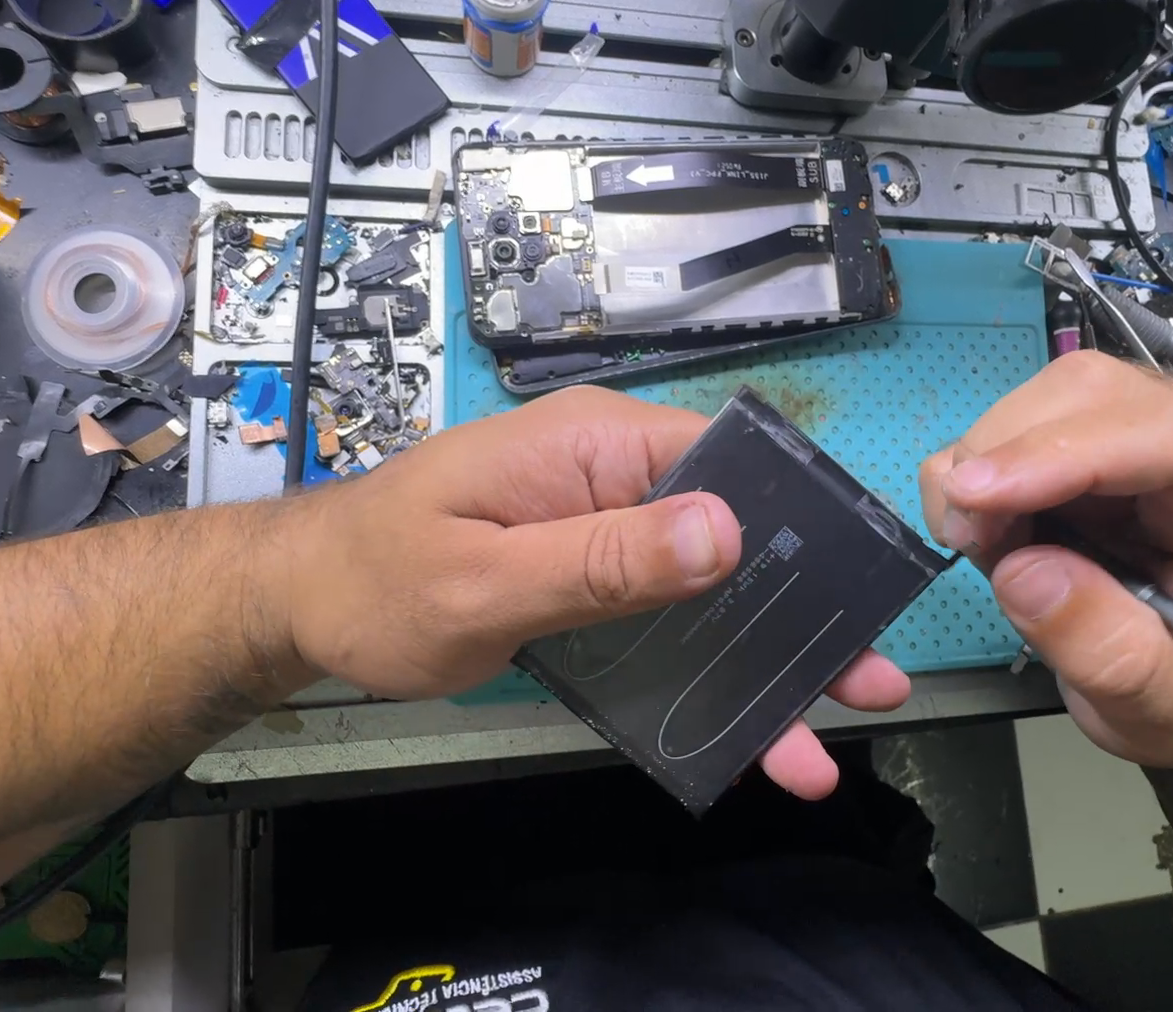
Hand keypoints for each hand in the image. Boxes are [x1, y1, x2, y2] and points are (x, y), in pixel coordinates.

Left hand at [296, 386, 911, 797]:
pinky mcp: (589, 567)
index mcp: (595, 444)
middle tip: (867, 676)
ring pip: (703, 580)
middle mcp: (611, 471)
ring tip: (819, 727)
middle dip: (798, 606)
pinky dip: (701, 663)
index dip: (796, 522)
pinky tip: (740, 728)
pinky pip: (662, 608)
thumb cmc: (379, 582)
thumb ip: (601, 557)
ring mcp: (601, 522)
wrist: (304, 601)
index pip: (726, 459)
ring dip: (759, 652)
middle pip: (728, 528)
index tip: (854, 593)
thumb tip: (724, 531)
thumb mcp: (486, 580)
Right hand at [918, 352, 1172, 767]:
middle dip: (1008, 454)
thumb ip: (1117, 659)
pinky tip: (984, 530)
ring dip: (984, 465)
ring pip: (1046, 400)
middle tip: (966, 537)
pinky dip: (973, 473)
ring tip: (980, 544)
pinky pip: (1013, 427)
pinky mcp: (1085, 450)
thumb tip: (1021, 570)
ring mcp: (1142, 441)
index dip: (1063, 452)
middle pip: (1095, 394)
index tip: (973, 495)